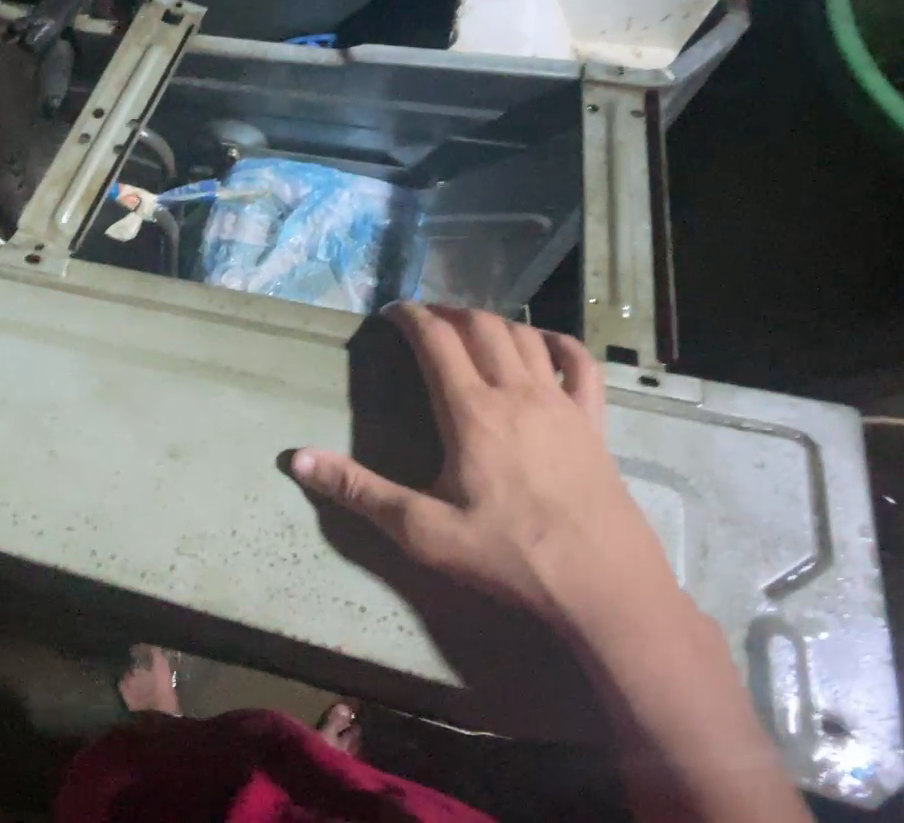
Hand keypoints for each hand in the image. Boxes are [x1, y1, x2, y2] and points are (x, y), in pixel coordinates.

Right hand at [292, 303, 678, 629]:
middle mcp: (517, 394)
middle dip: (448, 312)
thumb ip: (359, 490)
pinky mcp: (594, 424)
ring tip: (468, 328)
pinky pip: (580, 364)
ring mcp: (562, 405)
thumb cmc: (508, 557)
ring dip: (492, 322)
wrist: (606, 590)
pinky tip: (542, 344)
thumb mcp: (422, 531)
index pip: (436, 340)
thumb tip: (297, 458)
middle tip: (423, 320)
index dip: (411, 317)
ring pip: (525, 337)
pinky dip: (556, 342)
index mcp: (471, 412)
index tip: (390, 313)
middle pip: (481, 327)